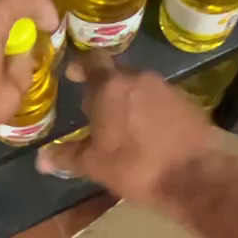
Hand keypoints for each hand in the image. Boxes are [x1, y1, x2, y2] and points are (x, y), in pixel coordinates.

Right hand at [36, 51, 218, 209]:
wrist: (196, 177)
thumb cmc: (136, 166)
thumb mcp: (95, 165)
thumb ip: (67, 156)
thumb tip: (40, 160)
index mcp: (110, 86)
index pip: (91, 61)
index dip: (80, 66)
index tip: (73, 76)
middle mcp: (138, 78)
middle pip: (116, 73)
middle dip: (104, 88)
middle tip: (94, 110)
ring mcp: (166, 88)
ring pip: (139, 86)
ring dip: (128, 99)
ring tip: (120, 123)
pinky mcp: (187, 102)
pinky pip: (160, 99)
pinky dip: (149, 109)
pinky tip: (147, 132)